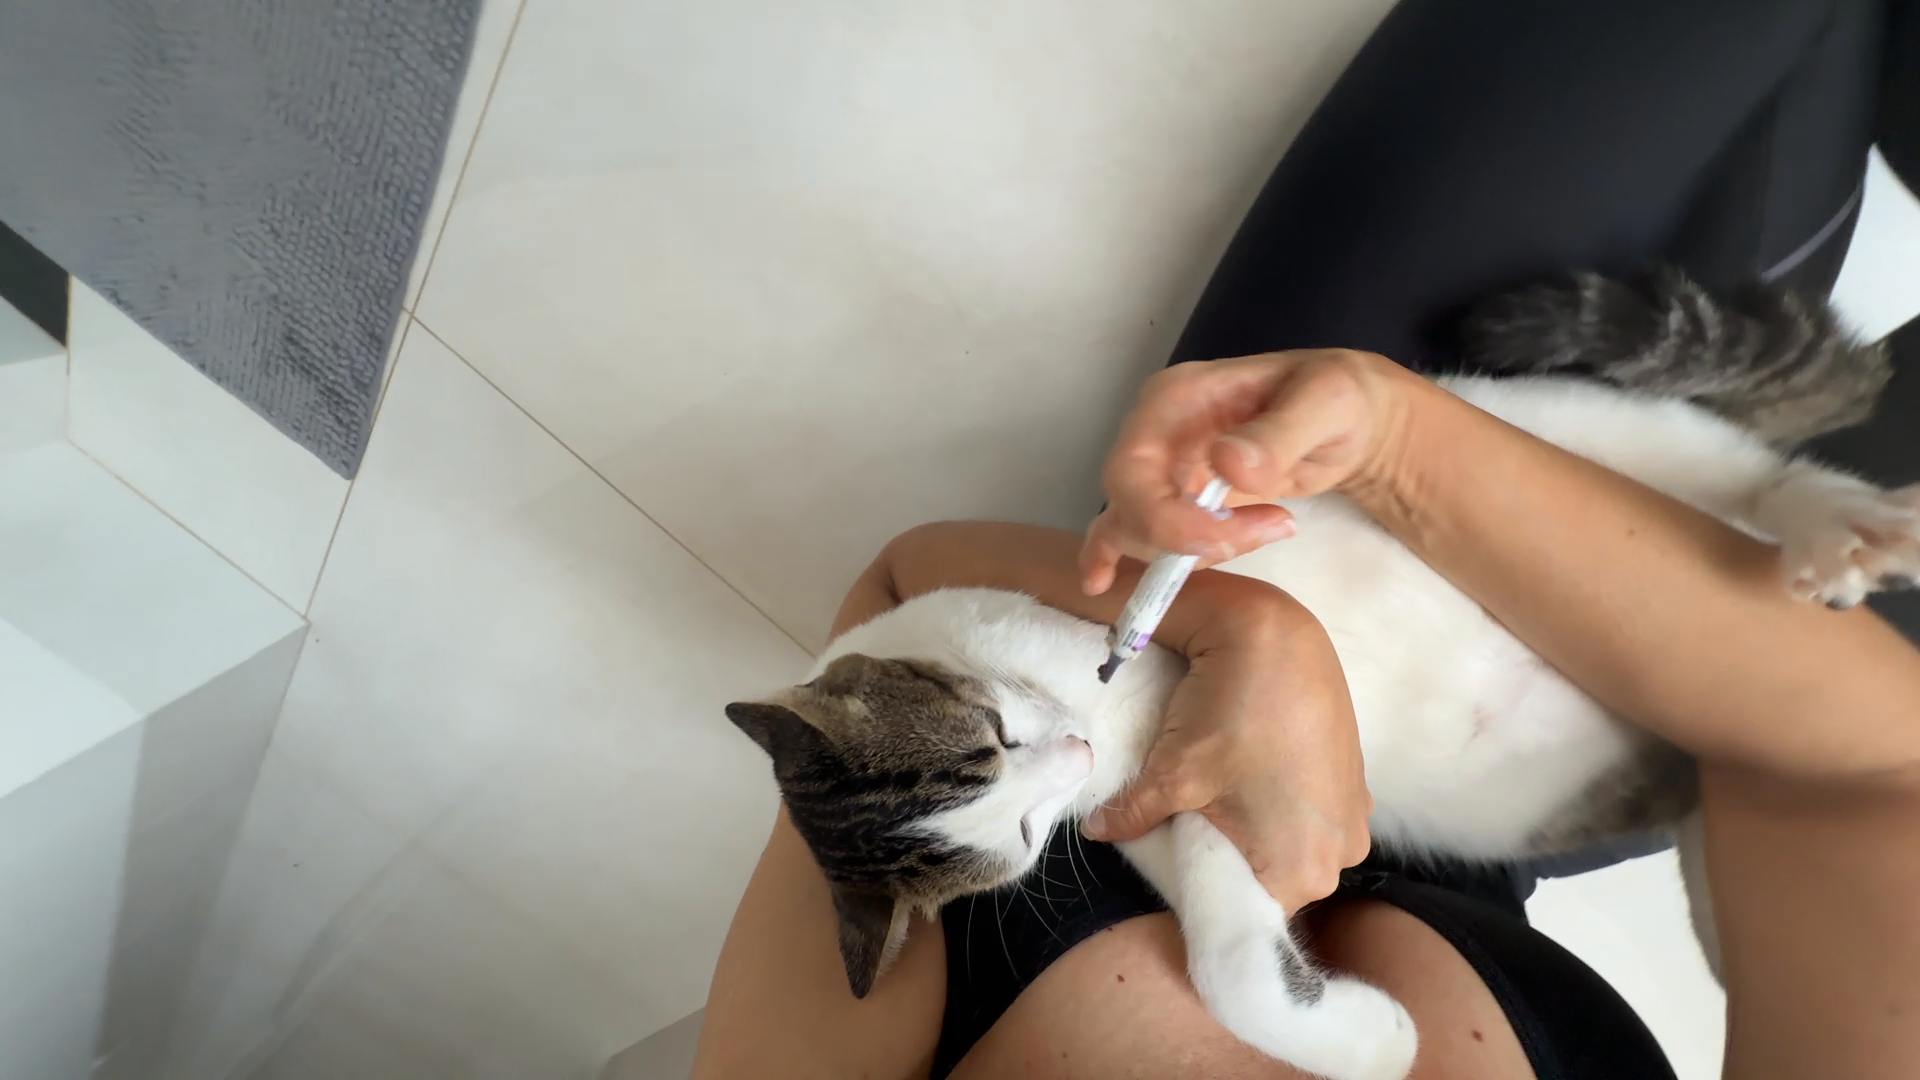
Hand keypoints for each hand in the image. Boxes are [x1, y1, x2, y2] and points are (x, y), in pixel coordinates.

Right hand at [1080, 348, 1410, 594]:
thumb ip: (1278, 433)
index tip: (1237, 533)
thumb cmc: (1339, 401)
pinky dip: (1107, 556)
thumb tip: (1226, 465)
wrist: (1349, 421)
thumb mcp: (1329, 402)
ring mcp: (1157, 468)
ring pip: (1133, 527)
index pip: (1134, 468)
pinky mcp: (1167, 500)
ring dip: (1189, 551)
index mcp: (1173, 400)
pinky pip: (1124, 530)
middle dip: (1185, 539)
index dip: (1170, 518)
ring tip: (1267, 527)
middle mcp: (1151, 434)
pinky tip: (1096, 582)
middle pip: (1128, 504)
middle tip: (1265, 532)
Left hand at [1081, 600, 1372, 910]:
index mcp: (1302, 869)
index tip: (1170, 869)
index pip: (1243, 911)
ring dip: (1246, 828)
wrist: (1277, 634)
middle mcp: (1342, 854)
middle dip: (1220, 858)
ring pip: (1284, 843)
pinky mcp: (1350, 781)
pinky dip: (1269, 803)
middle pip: (1265, 878)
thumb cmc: (1230, 711)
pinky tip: (1242, 771)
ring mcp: (1352, 815)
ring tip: (1210, 792)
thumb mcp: (1173, 770)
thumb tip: (1097, 831)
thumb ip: (1133, 815)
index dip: (1201, 892)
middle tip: (1179, 826)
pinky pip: (1303, 813)